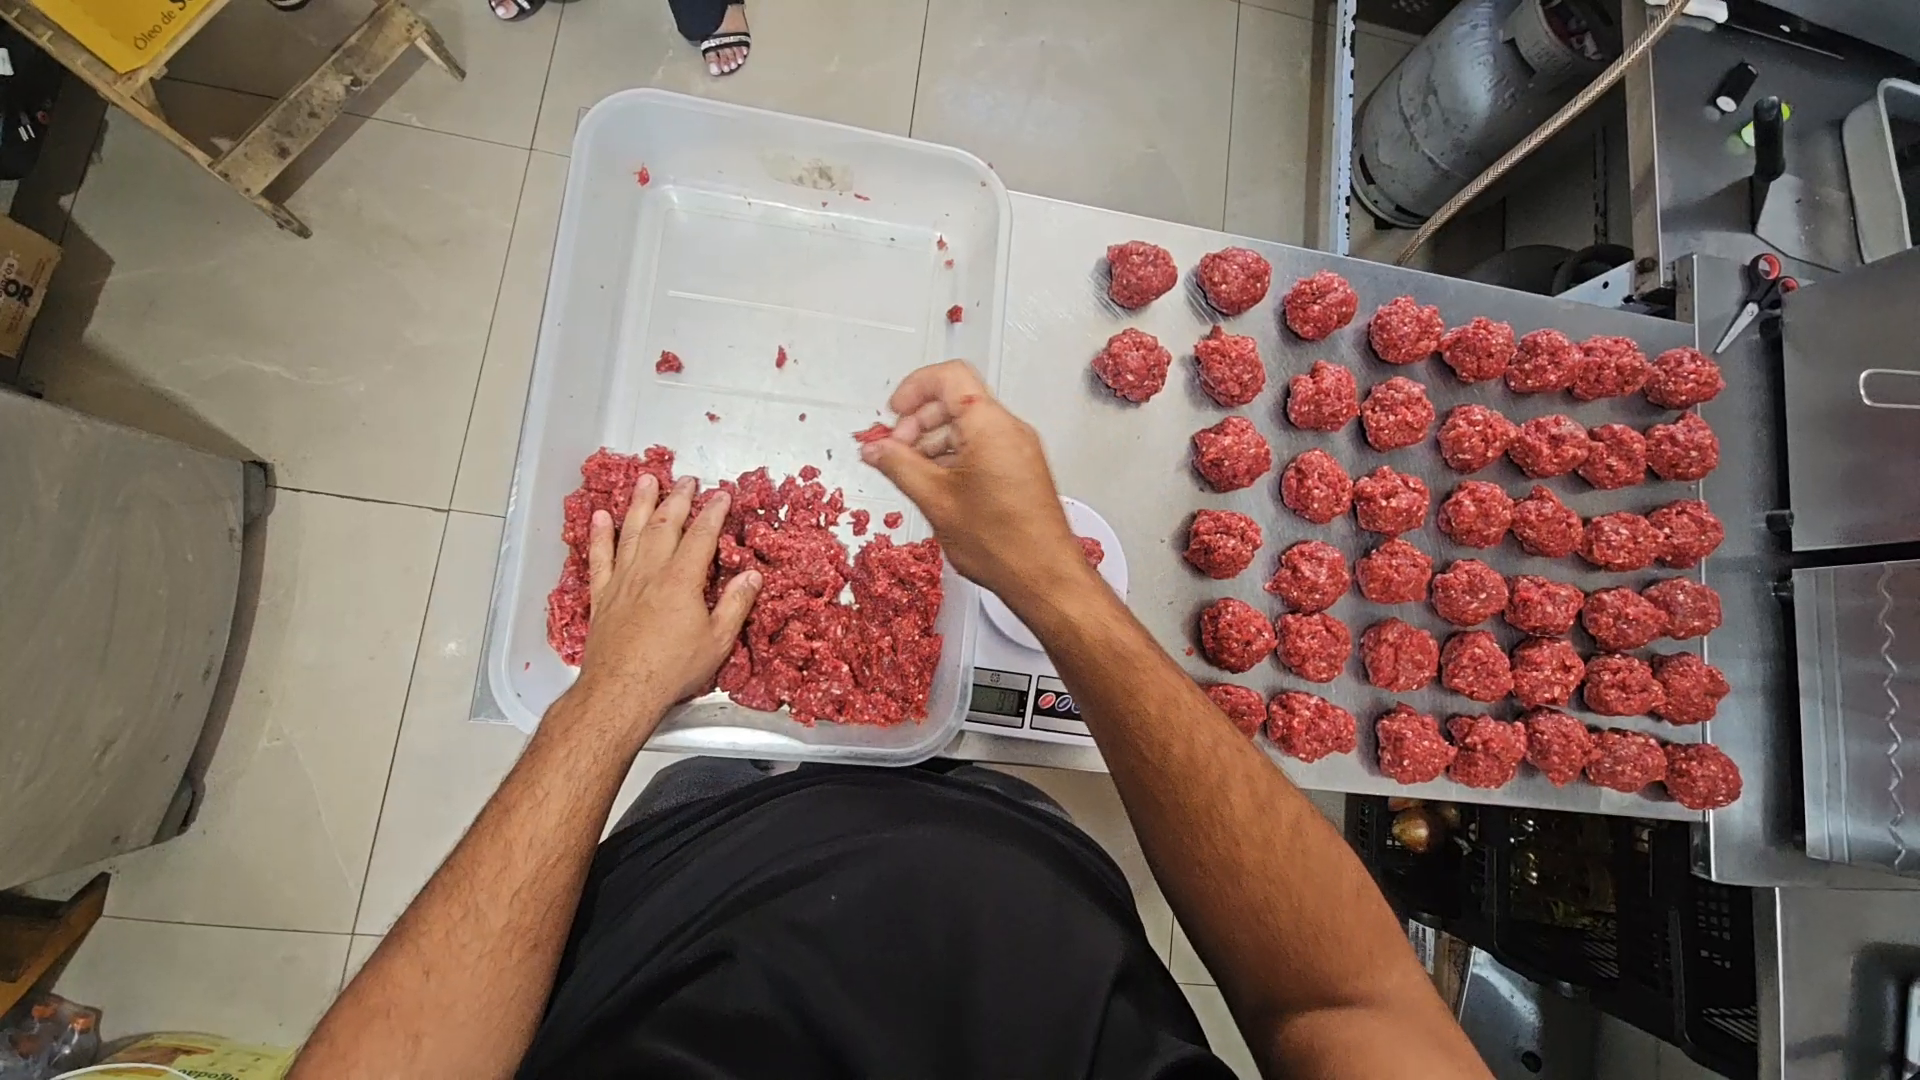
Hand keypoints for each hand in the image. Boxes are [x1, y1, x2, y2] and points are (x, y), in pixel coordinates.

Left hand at [569, 474, 760, 729]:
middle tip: (687, 479)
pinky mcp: (602, 596)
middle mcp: (651, 572)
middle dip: (679, 499)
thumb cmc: (674, 669)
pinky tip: (601, 517)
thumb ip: (735, 604)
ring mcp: (623, 581)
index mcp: (682, 580)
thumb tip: (752, 575)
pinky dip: (600, 536)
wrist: (621, 691)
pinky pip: (600, 558)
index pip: (701, 536)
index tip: (722, 494)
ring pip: (632, 533)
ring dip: (641, 504)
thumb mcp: (718, 640)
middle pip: (666, 525)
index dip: (713, 512)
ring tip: (646, 480)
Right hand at [860, 360, 1094, 609]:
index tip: (893, 412)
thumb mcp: (935, 500)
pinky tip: (935, 483)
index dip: (914, 388)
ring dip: (933, 440)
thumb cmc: (1002, 543)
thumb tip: (875, 449)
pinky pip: (982, 446)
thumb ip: (898, 466)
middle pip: (956, 400)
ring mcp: (1018, 449)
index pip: (949, 377)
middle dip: (918, 420)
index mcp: (990, 426)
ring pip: (968, 425)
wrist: (1043, 576)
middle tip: (895, 449)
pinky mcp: (1020, 469)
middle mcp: (1009, 430)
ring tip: (911, 471)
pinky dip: (953, 456)